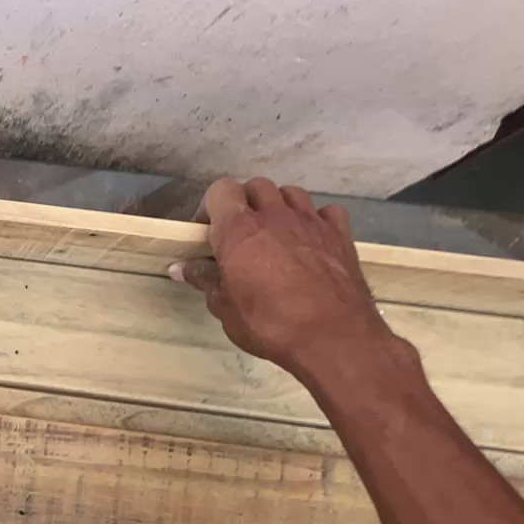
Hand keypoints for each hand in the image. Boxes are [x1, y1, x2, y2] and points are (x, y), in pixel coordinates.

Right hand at [171, 177, 399, 381]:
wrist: (332, 336)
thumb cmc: (268, 323)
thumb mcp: (224, 306)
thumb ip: (205, 280)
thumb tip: (182, 268)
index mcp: (239, 230)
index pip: (221, 191)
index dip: (211, 207)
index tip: (207, 233)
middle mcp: (275, 216)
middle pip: (256, 186)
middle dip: (243, 203)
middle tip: (237, 233)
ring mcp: (311, 222)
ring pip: (290, 193)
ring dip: (277, 207)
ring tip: (272, 234)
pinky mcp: (340, 234)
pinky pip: (324, 211)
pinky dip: (313, 219)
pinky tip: (307, 239)